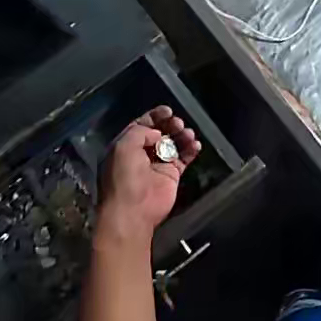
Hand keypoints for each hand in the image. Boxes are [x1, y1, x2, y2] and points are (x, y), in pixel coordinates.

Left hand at [95, 106, 200, 252]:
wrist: (133, 210)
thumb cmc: (124, 177)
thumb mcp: (124, 147)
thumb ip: (140, 132)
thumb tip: (157, 133)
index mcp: (125, 146)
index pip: (141, 125)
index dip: (154, 116)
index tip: (168, 110)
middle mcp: (140, 154)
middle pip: (159, 133)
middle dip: (169, 125)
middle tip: (178, 123)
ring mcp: (157, 164)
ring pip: (173, 143)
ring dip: (182, 136)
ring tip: (188, 134)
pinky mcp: (171, 175)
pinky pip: (184, 158)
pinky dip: (191, 150)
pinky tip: (196, 145)